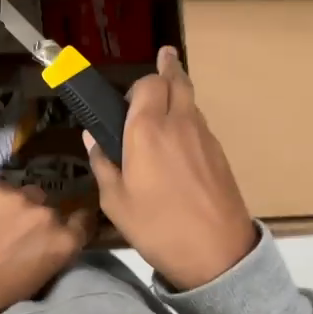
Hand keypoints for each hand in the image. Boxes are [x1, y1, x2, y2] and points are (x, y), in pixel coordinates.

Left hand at [0, 181, 97, 313]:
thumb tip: (56, 239)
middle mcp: (46, 214)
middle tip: (18, 234)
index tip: (63, 227)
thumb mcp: (39, 280)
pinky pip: (0, 189)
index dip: (74, 223)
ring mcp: (16, 196)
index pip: (84, 220)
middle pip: (51, 207)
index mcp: (63, 241)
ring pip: (25, 194)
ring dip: (17, 206)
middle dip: (38, 219)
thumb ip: (54, 253)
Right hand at [87, 46, 257, 290]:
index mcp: (148, 130)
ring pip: (191, 101)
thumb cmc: (157, 227)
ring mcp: (205, 137)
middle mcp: (179, 123)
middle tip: (162, 60)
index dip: (137, 85)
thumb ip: (103, 164)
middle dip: (167, 68)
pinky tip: (178, 141)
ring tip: (166, 101)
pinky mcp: (219, 154)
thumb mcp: (115, 202)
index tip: (125, 99)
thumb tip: (92, 139)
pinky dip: (188, 119)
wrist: (216, 253)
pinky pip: (200, 124)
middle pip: (177, 81)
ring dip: (179, 94)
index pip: (147, 84)